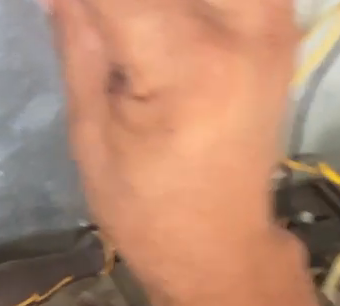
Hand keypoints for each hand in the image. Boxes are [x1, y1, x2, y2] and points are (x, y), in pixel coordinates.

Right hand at [48, 0, 300, 305]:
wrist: (218, 246)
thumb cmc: (144, 211)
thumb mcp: (92, 137)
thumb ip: (79, 44)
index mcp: (188, 65)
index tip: (57, 5)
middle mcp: (245, 21)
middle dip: (116, 2)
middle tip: (90, 24)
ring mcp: (274, 13)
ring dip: (150, 5)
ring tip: (124, 34)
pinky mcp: (282, 15)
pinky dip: (184, 5)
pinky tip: (156, 26)